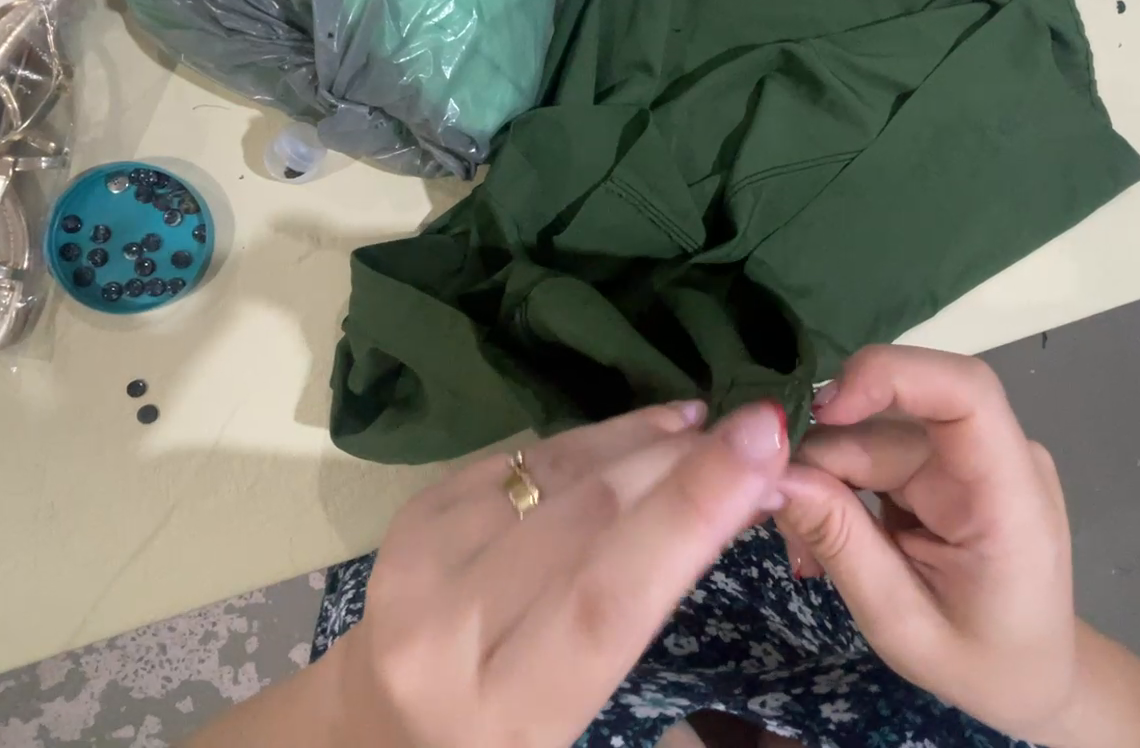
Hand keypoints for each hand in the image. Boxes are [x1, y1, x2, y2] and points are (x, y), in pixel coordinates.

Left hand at [318, 400, 789, 747]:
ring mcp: (423, 554)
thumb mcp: (575, 708)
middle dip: (683, 459)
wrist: (377, 720)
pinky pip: (526, 456)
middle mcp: (452, 623)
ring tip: (700, 423)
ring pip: (557, 467)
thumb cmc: (500, 737)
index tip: (762, 438)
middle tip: (755, 428)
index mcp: (507, 704)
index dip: (691, 508)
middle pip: (586, 512)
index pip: (610, 593)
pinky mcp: (417, 508)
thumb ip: (634, 604)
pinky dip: (593, 438)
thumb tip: (728, 500)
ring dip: (641, 437)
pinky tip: (636, 432)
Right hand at [773, 346, 1077, 742]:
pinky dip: (832, 484)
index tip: (818, 412)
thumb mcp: (901, 623)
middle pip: (881, 421)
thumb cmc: (983, 663)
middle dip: (818, 465)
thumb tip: (773, 474)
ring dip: (819, 481)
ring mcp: (960, 450)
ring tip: (808, 550)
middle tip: (782, 528)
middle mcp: (988, 453)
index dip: (887, 376)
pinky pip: (863, 447)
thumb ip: (839, 541)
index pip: (963, 390)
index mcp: (1008, 494)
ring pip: (860, 432)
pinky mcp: (933, 456)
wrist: (1028, 674)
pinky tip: (825, 532)